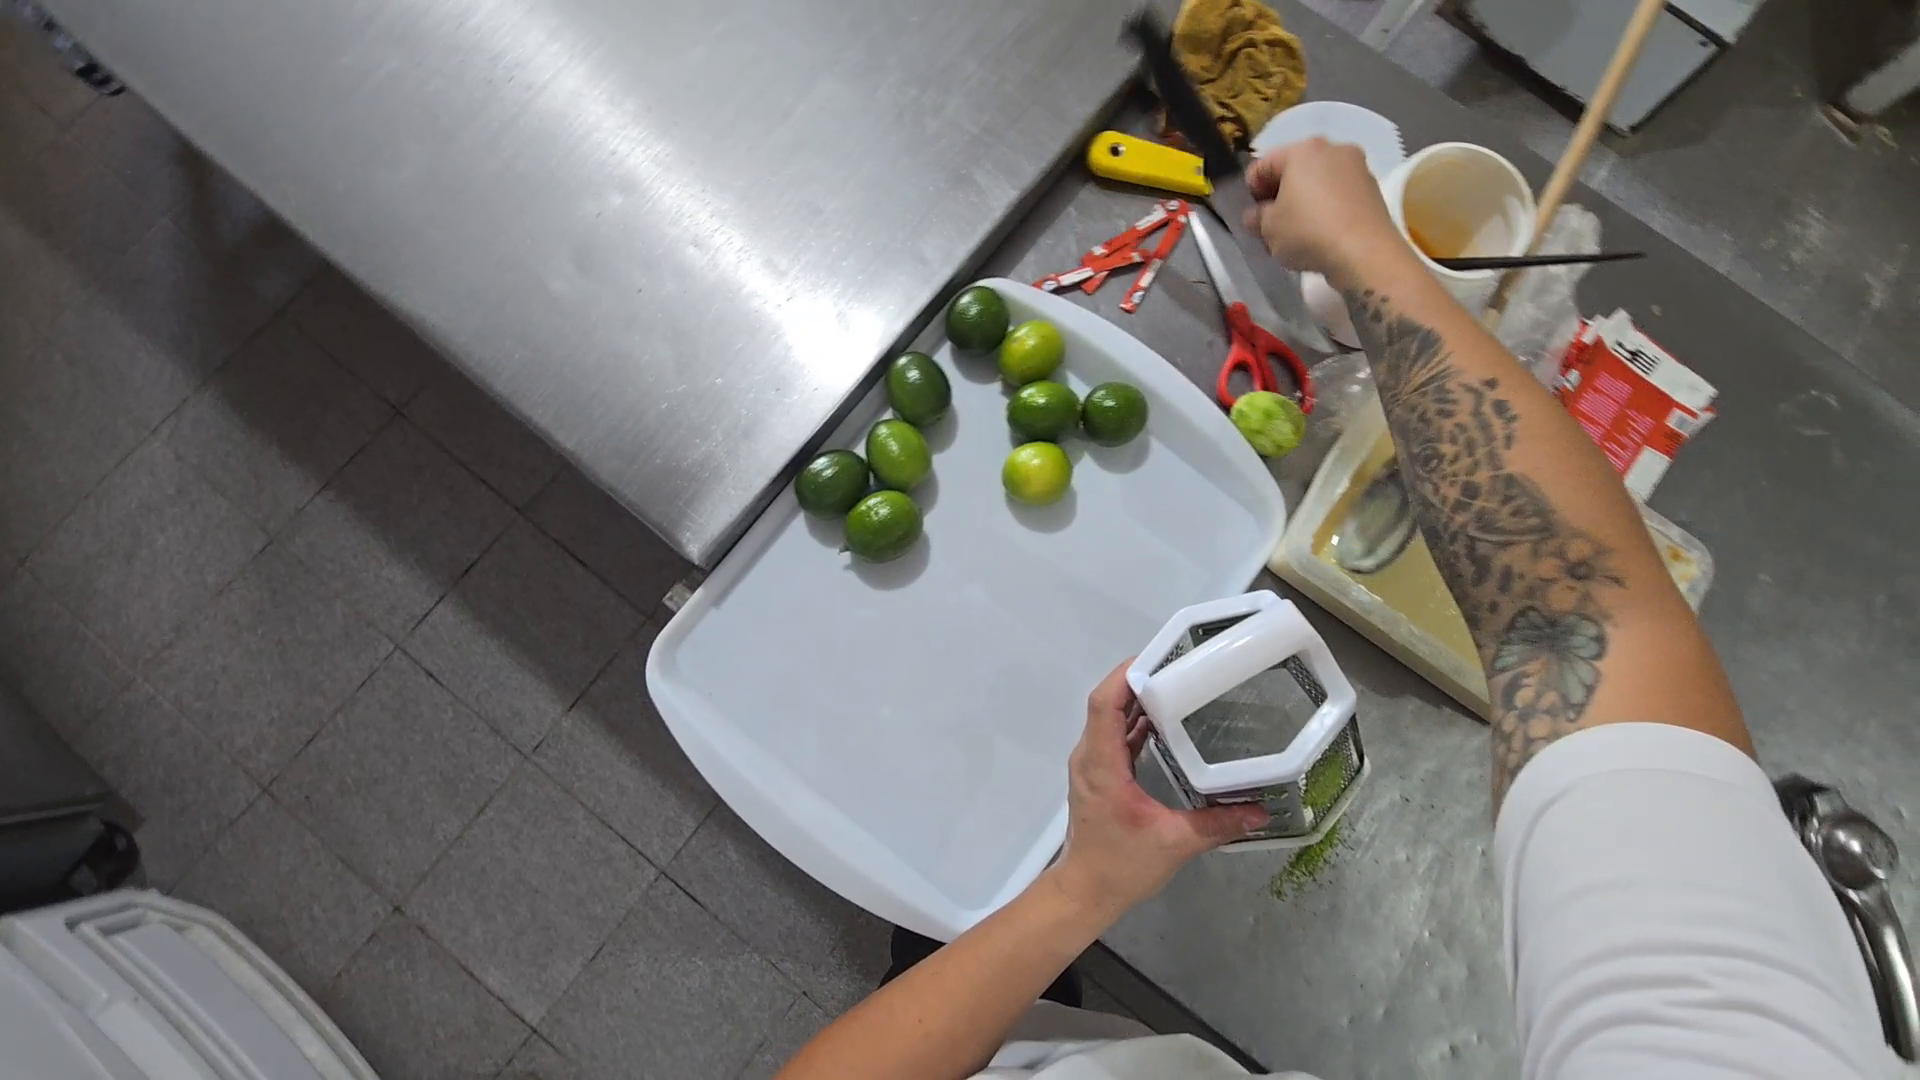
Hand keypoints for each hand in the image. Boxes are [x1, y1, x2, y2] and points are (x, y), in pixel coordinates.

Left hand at [1047, 661, 1267, 919]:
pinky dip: (1135, 724)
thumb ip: (1216, 825)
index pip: (1104, 703)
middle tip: (1177, 666)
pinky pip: (1114, 737)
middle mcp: (1090, 755)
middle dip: (1138, 681)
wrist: (1086, 890)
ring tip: (1176, 685)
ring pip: (1109, 719)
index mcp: (1101, 762)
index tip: (1156, 657)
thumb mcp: (1173, 843)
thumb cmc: (1120, 865)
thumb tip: (1260, 812)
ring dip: (1136, 701)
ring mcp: (1092, 764)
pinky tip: (1165, 723)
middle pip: (1106, 703)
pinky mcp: (1099, 775)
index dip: (1125, 676)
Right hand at [1242, 137, 1405, 284]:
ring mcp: (1356, 166)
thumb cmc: (1307, 232)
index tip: (1248, 213)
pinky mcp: (1371, 188)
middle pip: (1294, 170)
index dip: (1250, 189)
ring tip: (1294, 232)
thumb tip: (1255, 215)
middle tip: (1269, 224)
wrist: (1363, 251)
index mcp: (1302, 150)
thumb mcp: (1268, 228)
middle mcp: (1332, 149)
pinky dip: (1323, 208)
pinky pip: (1337, 194)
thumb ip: (1256, 217)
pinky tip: (1318, 232)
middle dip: (1279, 195)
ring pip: (1317, 182)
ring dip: (1302, 202)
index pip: (1264, 164)